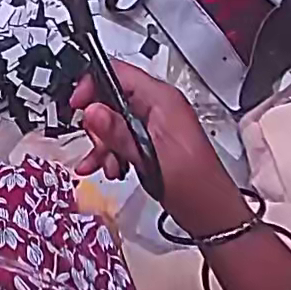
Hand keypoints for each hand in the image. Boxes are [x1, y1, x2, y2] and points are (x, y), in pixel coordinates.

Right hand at [70, 61, 240, 225]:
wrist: (212, 217)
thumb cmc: (195, 187)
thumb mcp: (148, 157)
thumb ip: (117, 132)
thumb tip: (92, 111)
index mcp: (162, 100)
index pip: (118, 72)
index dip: (92, 85)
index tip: (77, 105)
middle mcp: (159, 106)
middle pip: (111, 97)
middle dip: (97, 124)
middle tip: (98, 145)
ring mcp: (155, 122)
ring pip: (112, 119)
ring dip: (103, 142)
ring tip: (106, 163)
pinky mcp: (151, 138)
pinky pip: (121, 135)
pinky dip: (111, 150)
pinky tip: (109, 166)